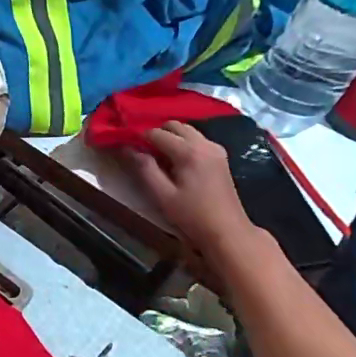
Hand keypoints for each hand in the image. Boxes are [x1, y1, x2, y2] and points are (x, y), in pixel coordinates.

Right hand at [121, 122, 260, 258]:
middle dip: (157, 133)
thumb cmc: (192, 216)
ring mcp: (215, 148)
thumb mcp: (162, 195)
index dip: (140, 138)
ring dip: (171, 137)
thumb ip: (145, 169)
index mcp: (189, 152)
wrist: (227, 230)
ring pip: (188, 131)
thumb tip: (129, 149)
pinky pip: (198, 140)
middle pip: (175, 125)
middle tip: (144, 152)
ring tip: (159, 158)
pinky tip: (177, 163)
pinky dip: (184, 143)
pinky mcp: (220, 156)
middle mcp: (204, 144)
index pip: (158, 133)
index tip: (128, 148)